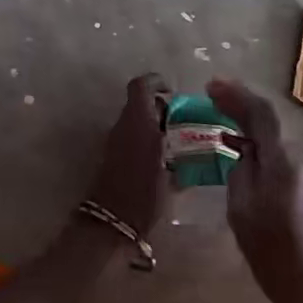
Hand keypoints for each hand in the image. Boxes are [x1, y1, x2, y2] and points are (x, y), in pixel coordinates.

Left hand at [82, 74, 170, 239]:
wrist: (114, 220)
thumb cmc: (145, 194)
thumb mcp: (171, 173)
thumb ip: (180, 152)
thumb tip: (190, 142)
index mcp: (138, 121)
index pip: (141, 86)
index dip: (156, 82)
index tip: (173, 92)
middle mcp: (123, 125)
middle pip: (139, 104)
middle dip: (161, 108)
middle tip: (184, 121)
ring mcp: (114, 140)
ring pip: (136, 121)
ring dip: (154, 125)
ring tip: (179, 142)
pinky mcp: (112, 156)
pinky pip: (131, 138)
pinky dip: (146, 140)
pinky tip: (165, 160)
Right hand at [209, 79, 302, 302]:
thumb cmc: (274, 257)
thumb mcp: (241, 212)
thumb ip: (241, 171)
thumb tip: (245, 152)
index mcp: (286, 164)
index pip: (262, 114)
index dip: (236, 95)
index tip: (212, 85)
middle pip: (273, 123)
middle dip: (243, 107)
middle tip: (214, 98)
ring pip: (281, 139)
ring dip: (254, 128)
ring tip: (226, 124)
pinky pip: (288, 157)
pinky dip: (266, 148)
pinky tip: (248, 153)